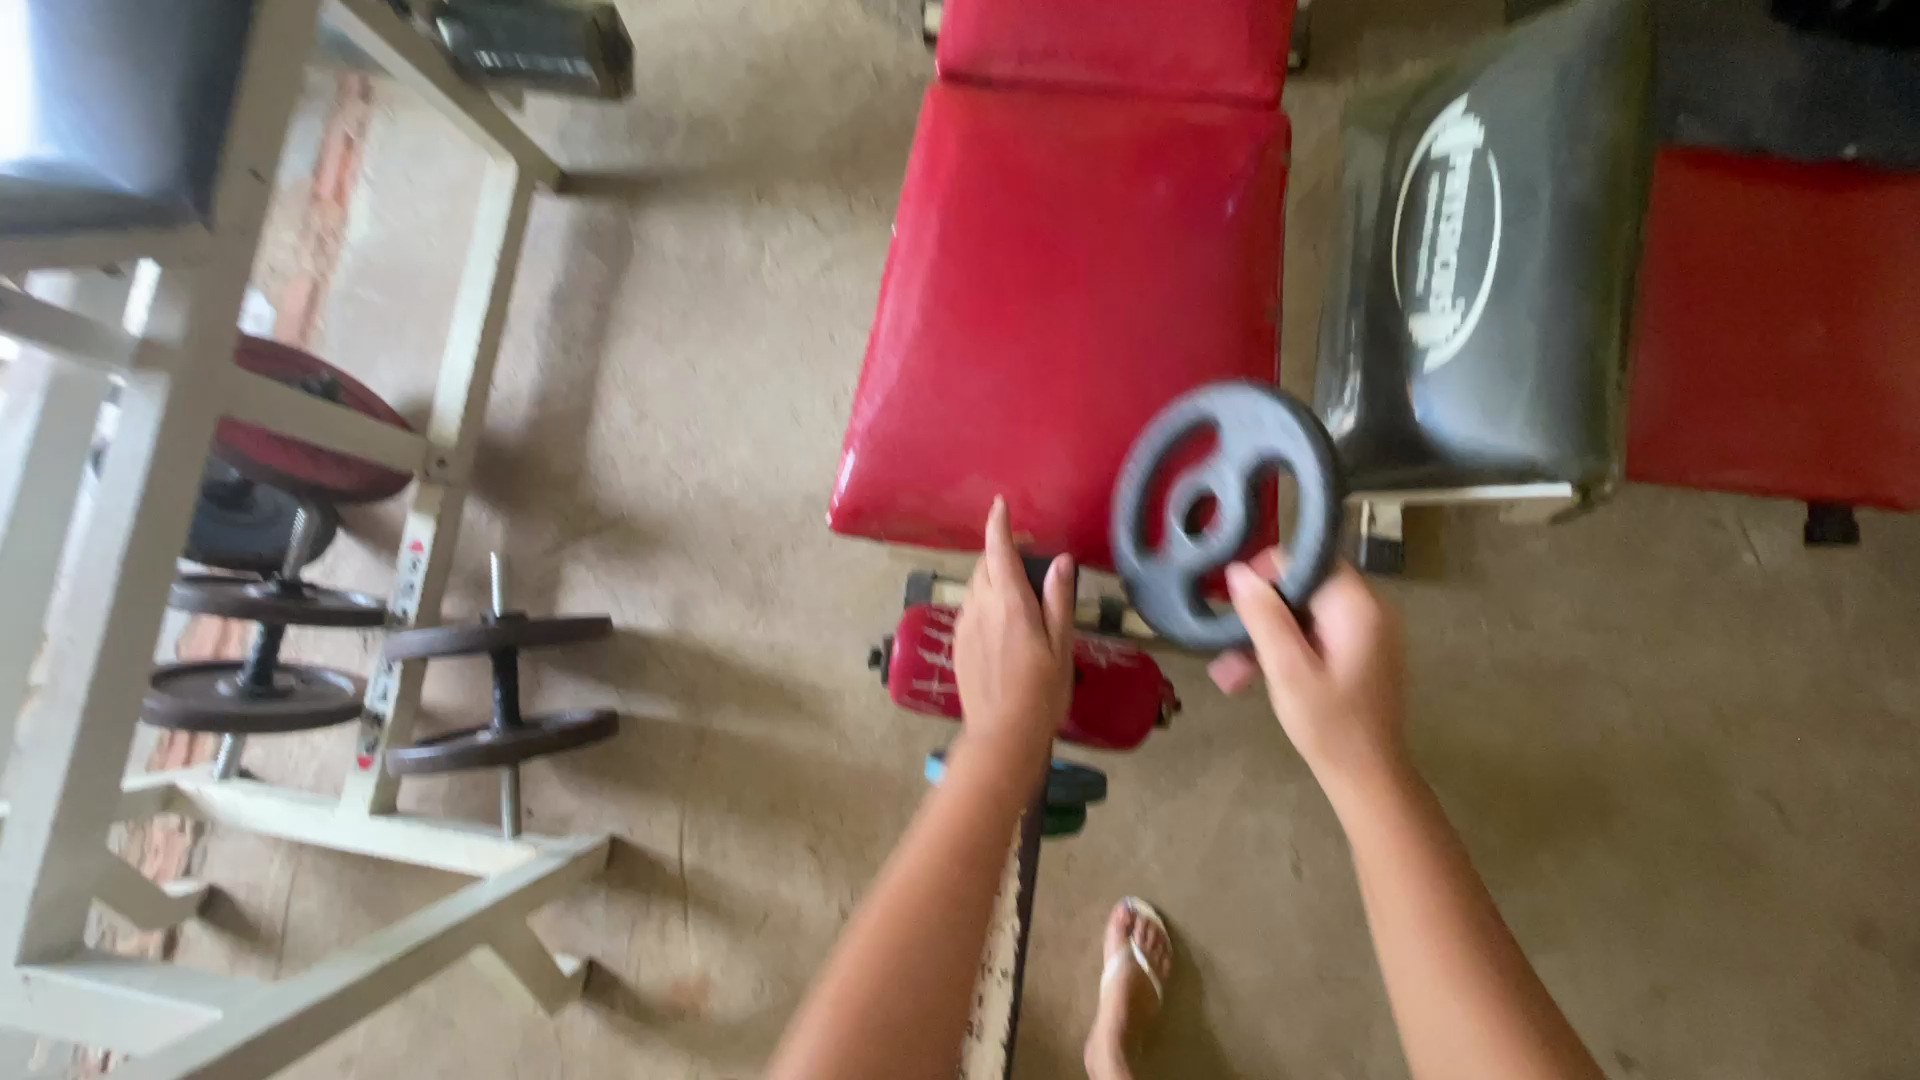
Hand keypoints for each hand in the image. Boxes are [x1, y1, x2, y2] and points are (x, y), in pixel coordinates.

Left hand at [954, 498, 1075, 768]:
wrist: (1002, 734)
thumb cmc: (1042, 691)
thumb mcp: (1061, 646)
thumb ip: (1058, 600)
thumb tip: (1060, 561)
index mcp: (1009, 604)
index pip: (998, 551)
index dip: (999, 525)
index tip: (1000, 505)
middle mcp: (980, 607)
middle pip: (984, 565)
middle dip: (1000, 551)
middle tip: (1025, 556)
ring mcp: (965, 626)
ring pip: (975, 586)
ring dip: (991, 576)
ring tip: (1015, 587)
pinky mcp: (958, 644)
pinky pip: (969, 608)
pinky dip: (983, 599)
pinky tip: (1000, 619)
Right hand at [1218, 550, 1407, 797]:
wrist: (1367, 776)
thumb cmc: (1328, 725)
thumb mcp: (1287, 669)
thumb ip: (1264, 616)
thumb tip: (1237, 571)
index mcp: (1357, 606)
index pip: (1304, 561)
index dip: (1264, 576)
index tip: (1233, 603)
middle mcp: (1367, 609)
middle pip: (1300, 588)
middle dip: (1258, 615)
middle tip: (1225, 647)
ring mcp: (1364, 630)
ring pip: (1300, 613)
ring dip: (1263, 638)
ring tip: (1230, 674)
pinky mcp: (1356, 650)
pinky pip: (1311, 633)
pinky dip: (1282, 650)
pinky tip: (1251, 676)